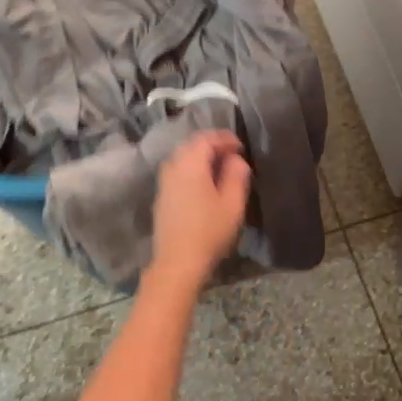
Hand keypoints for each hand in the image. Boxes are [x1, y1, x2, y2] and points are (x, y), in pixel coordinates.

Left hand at [150, 131, 251, 289]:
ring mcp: (163, 183)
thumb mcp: (232, 204)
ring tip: (219, 169)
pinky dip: (191, 171)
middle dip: (212, 146)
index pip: (206, 139)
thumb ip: (236, 176)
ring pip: (182, 159)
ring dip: (200, 158)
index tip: (240, 146)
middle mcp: (173, 168)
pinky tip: (202, 185)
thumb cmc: (209, 231)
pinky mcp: (161, 198)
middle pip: (191, 146)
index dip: (224, 138)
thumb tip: (236, 160)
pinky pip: (177, 173)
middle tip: (231, 155)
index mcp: (190, 164)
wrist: (177, 262)